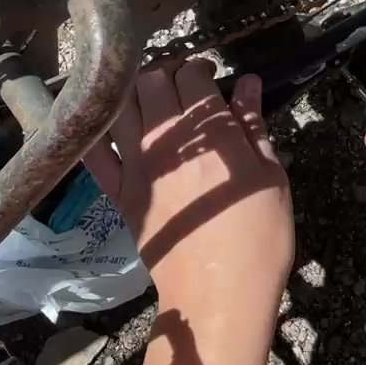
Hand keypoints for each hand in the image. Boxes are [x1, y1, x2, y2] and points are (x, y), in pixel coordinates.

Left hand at [84, 60, 292, 305]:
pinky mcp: (118, 192)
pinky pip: (94, 152)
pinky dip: (94, 131)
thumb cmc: (259, 238)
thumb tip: (248, 84)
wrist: (219, 295)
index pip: (194, 76)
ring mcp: (136, 164)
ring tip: (151, 101)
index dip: (203, 69)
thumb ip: (255, 126)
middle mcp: (168, 139)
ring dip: (133, 90)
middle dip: (167, 73)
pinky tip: (103, 122)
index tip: (211, 78)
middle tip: (183, 86)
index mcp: (212, 132)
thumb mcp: (271, 177)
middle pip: (152, 80)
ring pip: (120, 104)